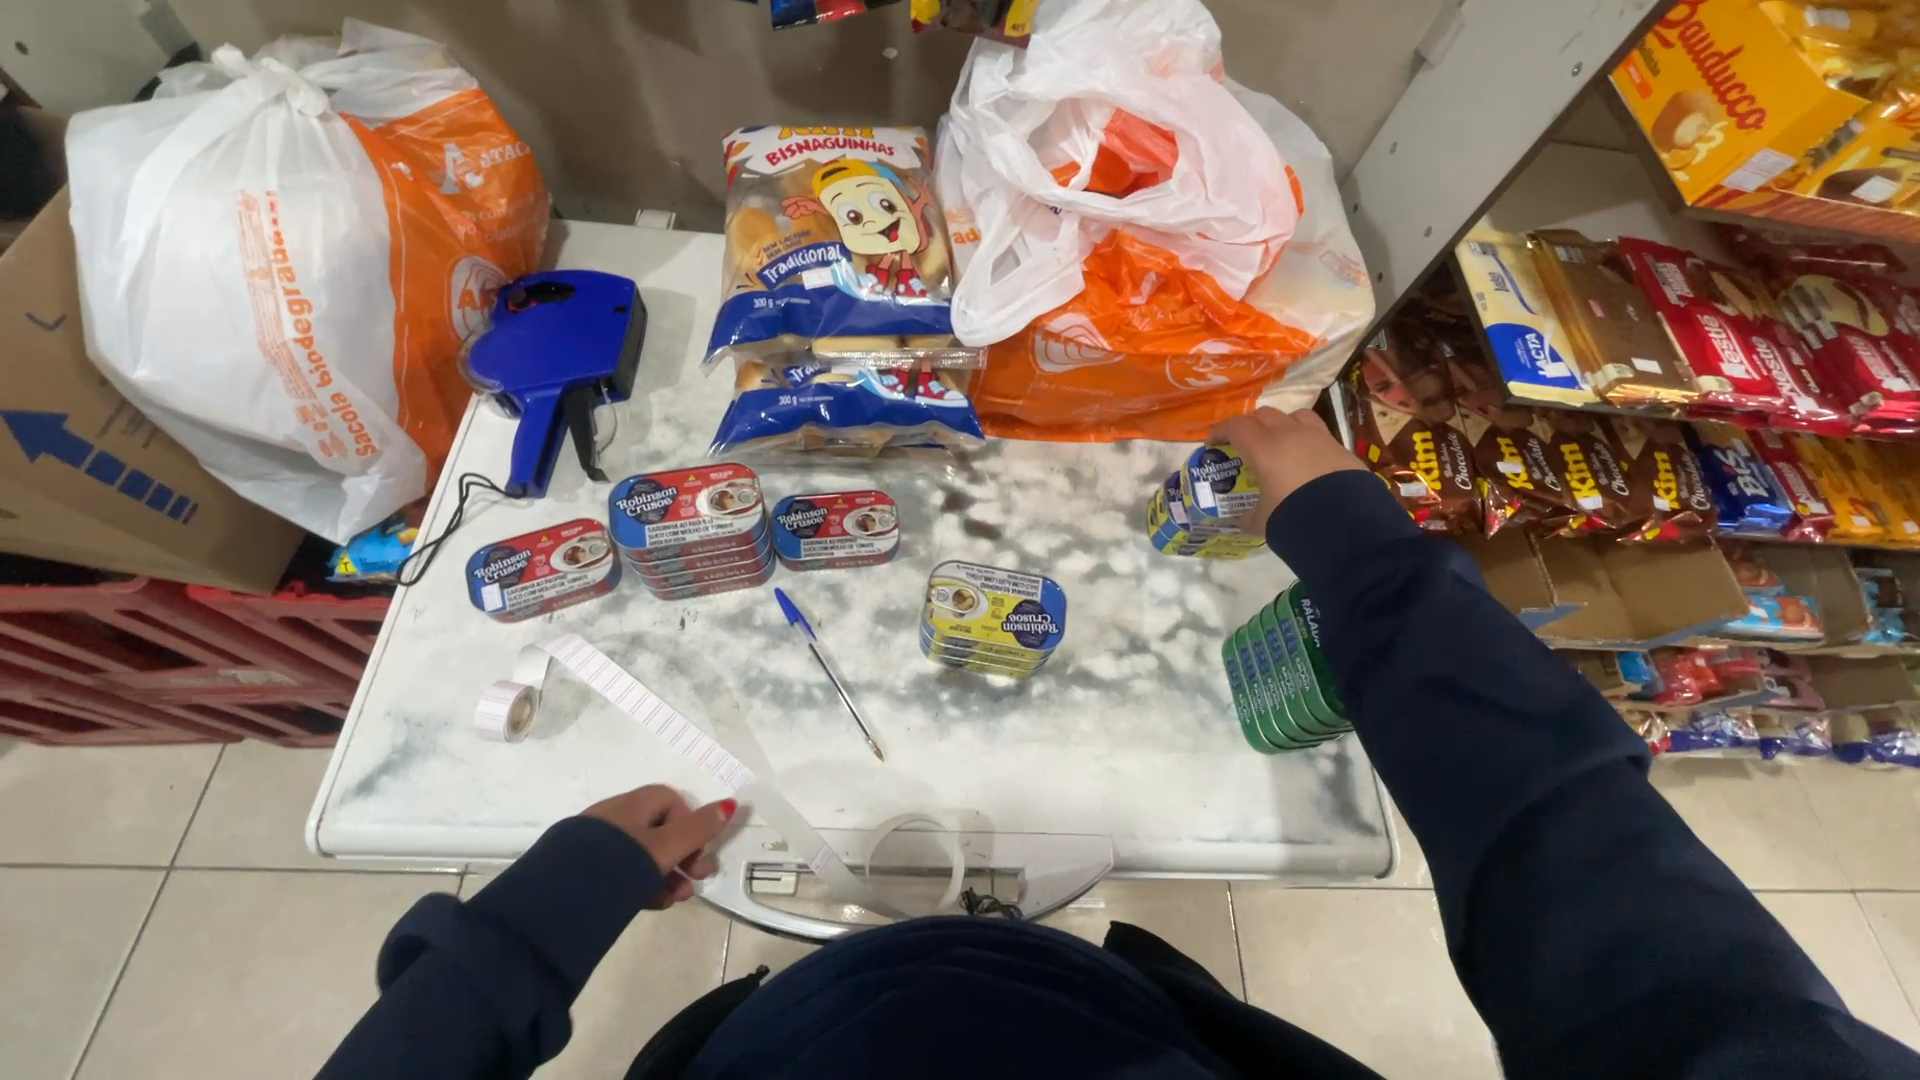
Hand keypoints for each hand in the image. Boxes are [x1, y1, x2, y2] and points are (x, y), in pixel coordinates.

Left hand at [584, 785, 737, 907]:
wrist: (551, 907)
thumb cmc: (618, 867)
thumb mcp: (666, 848)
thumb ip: (698, 828)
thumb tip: (730, 804)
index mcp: (631, 804)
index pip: (671, 801)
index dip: (690, 824)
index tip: (698, 853)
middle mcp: (611, 818)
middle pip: (658, 830)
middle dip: (682, 856)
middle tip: (695, 882)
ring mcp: (592, 847)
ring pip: (640, 855)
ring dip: (665, 875)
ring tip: (674, 901)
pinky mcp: (578, 873)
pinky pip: (619, 873)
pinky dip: (640, 884)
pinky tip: (649, 905)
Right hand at [1217, 407, 1367, 536]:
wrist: (1347, 523)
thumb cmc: (1294, 516)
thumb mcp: (1262, 520)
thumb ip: (1248, 515)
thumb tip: (1240, 519)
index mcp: (1263, 447)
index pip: (1236, 426)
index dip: (1220, 431)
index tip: (1213, 443)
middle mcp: (1289, 434)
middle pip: (1263, 415)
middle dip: (1249, 426)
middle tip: (1243, 444)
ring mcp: (1318, 437)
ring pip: (1293, 415)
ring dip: (1280, 424)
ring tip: (1278, 443)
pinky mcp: (1340, 447)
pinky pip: (1317, 432)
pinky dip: (1305, 438)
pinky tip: (1305, 458)